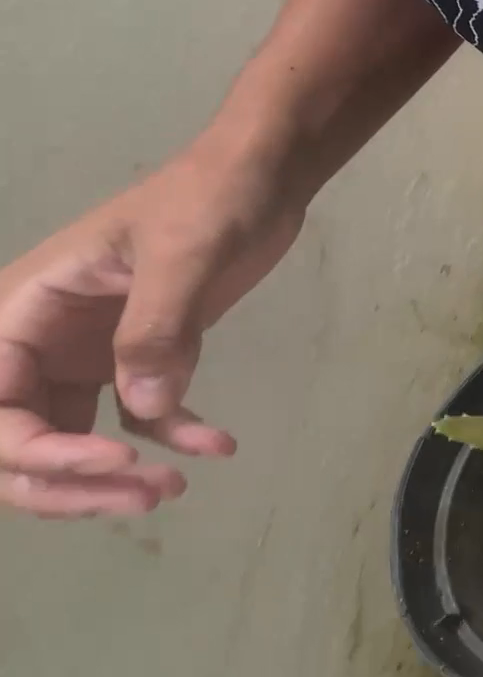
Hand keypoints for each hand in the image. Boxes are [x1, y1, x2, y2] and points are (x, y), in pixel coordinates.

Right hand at [0, 137, 305, 517]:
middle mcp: (36, 343)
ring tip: (173, 487)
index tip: (110, 458)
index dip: (33, 450)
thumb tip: (143, 407)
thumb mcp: (182, 253)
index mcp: (16, 314)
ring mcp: (88, 352)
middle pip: (19, 437)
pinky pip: (141, 410)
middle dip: (67, 480)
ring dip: (114, 470)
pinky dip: (171, 433)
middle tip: (147, 497)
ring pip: (72, 435)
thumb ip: (159, 327)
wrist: (265, 179)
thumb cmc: (213, 200)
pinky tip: (217, 445)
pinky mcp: (145, 352)